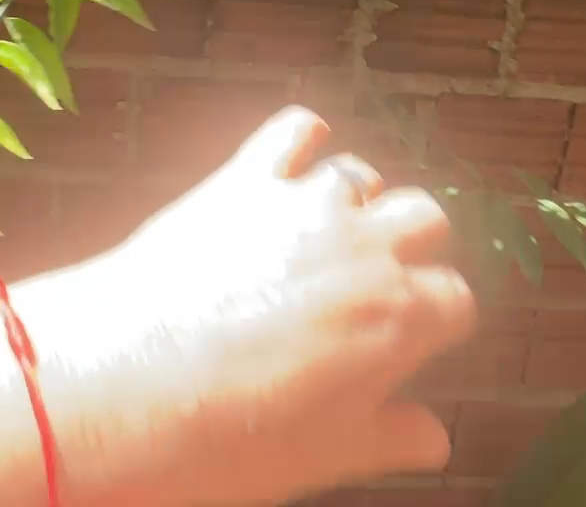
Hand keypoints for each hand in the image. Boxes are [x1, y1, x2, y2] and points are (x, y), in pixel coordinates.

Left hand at [23, 106, 474, 505]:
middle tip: (377, 268)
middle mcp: (364, 246)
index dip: (438, 313)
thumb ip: (390, 437)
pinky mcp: (246, 177)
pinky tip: (301, 146)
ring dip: (356, 195)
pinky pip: (292, 129)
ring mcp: (304, 203)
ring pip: (360, 173)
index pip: (455, 297)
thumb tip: (434, 438)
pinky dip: (302, 133)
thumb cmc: (229, 437)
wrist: (130, 382)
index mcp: (399, 317)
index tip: (415, 326)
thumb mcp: (326, 456)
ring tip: (330, 222)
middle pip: (424, 214)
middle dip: (413, 239)